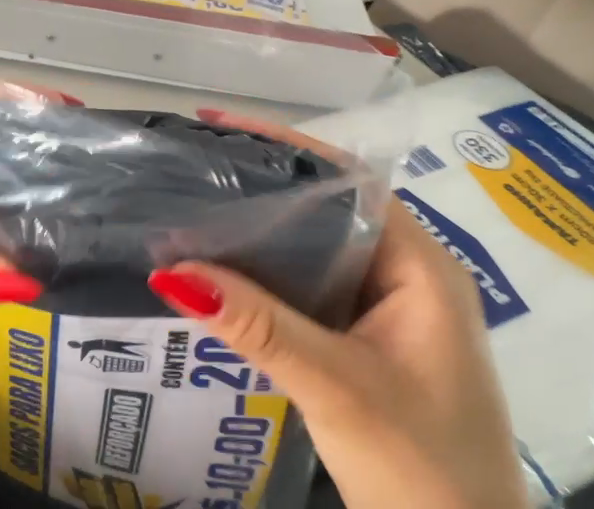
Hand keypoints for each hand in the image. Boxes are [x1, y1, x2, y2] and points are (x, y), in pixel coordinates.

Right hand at [148, 113, 528, 508]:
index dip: (281, 146)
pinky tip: (214, 277)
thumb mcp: (337, 386)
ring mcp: (384, 312)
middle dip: (255, 187)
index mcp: (419, 266)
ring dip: (253, 236)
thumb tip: (170, 268)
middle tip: (184, 170)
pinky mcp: (362, 344)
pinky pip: (304, 291)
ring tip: (184, 213)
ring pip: (310, 253)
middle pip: (323, 210)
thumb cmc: (423, 464)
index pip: (345, 180)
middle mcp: (403, 276)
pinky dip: (260, 278)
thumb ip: (258, 325)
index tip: (215, 130)